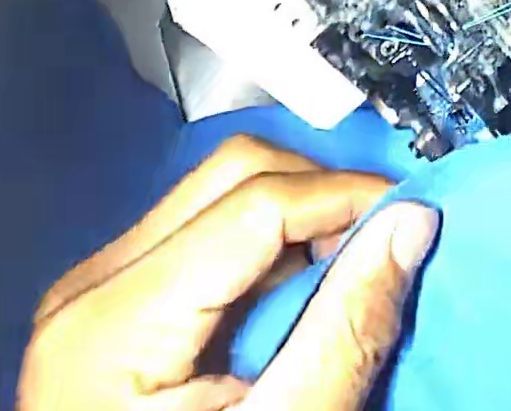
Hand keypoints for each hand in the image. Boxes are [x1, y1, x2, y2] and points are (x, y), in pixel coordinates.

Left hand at [18, 135, 439, 410]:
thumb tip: (408, 226)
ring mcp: (100, 284)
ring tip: (348, 260)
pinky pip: (202, 230)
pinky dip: (264, 242)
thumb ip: (343, 334)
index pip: (251, 205)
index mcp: (116, 320)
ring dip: (294, 210)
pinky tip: (299, 282)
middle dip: (318, 191)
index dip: (342, 194)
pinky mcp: (115, 297)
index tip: (413, 211)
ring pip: (217, 191)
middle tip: (383, 238)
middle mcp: (96, 279)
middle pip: (228, 176)